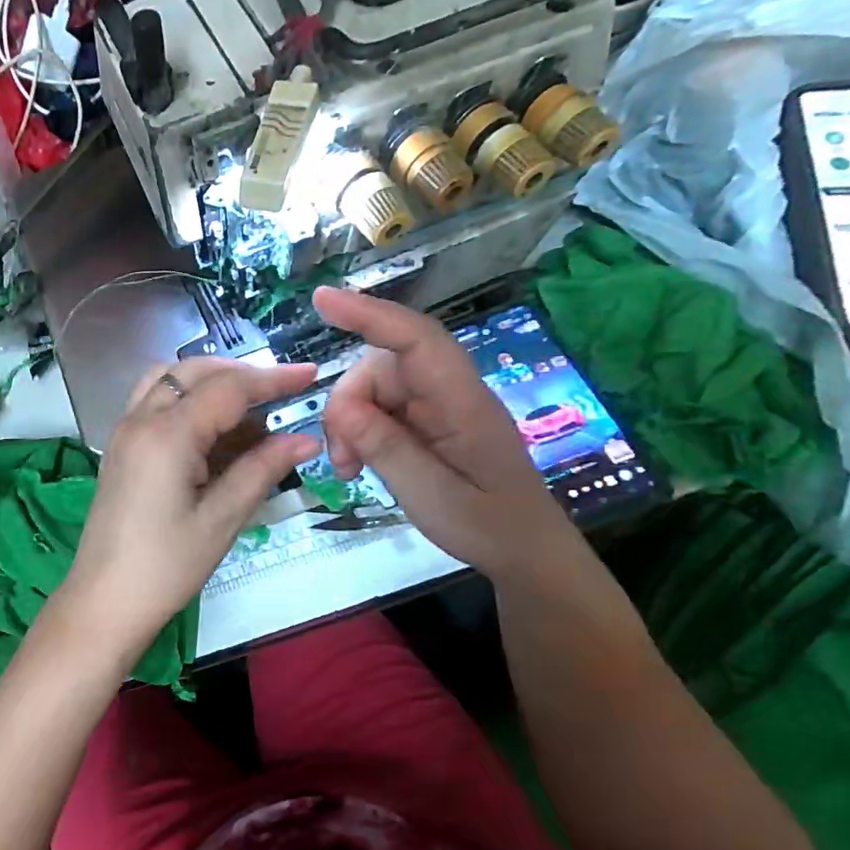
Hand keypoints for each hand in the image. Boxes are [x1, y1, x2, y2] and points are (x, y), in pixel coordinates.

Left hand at [61, 357, 320, 646]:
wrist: (104, 602)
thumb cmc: (166, 567)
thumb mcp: (222, 519)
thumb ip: (262, 469)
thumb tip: (305, 438)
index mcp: (167, 434)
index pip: (228, 388)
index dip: (272, 378)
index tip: (310, 374)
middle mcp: (140, 419)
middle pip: (195, 372)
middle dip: (241, 374)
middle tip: (283, 391)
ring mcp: (124, 431)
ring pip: (169, 380)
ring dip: (210, 381)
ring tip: (249, 405)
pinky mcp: (120, 448)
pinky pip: (154, 402)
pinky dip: (186, 398)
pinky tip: (213, 427)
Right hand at [313, 286, 591, 581]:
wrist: (526, 550)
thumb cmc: (488, 525)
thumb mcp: (431, 495)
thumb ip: (386, 448)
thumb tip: (342, 410)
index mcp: (462, 402)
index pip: (415, 340)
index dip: (369, 314)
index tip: (323, 299)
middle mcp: (449, 392)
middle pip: (383, 366)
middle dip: (348, 402)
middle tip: (340, 457)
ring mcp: (439, 406)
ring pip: (376, 388)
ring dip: (350, 422)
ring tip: (348, 468)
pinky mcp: (429, 421)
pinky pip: (382, 410)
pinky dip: (360, 432)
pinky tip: (357, 464)